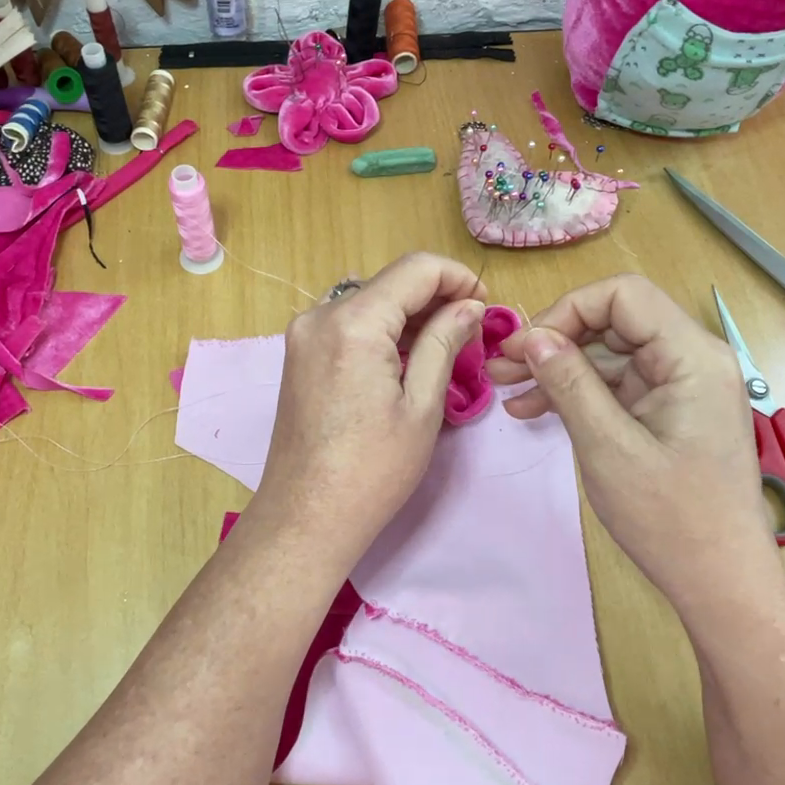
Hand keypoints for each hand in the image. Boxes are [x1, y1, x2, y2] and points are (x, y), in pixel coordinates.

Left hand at [253, 252, 487, 543]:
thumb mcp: (422, 406)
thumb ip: (444, 343)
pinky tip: (405, 357)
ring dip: (408, 314)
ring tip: (444, 346)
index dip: (458, 278)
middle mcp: (320, 315)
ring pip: (369, 301)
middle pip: (389, 282)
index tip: (485, 307)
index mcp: (352, 322)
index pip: (415, 268)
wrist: (306, 515)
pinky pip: (348, 323)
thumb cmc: (372, 470)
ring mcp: (303, 334)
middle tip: (471, 333)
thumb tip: (468, 306)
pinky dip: (381, 330)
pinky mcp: (298, 354)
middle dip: (435, 297)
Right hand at [485, 274, 777, 604]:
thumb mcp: (608, 446)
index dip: (567, 311)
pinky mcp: (666, 411)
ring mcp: (679, 386)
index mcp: (692, 357)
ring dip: (556, 368)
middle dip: (555, 339)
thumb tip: (532, 338)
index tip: (525, 347)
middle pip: (613, 320)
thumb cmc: (669, 516)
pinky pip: (614, 385)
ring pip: (607, 353)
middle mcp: (691, 360)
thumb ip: (570, 384)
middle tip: (502, 366)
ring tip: (505, 387)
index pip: (623, 296)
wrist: (718, 579)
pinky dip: (574, 393)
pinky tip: (532, 409)